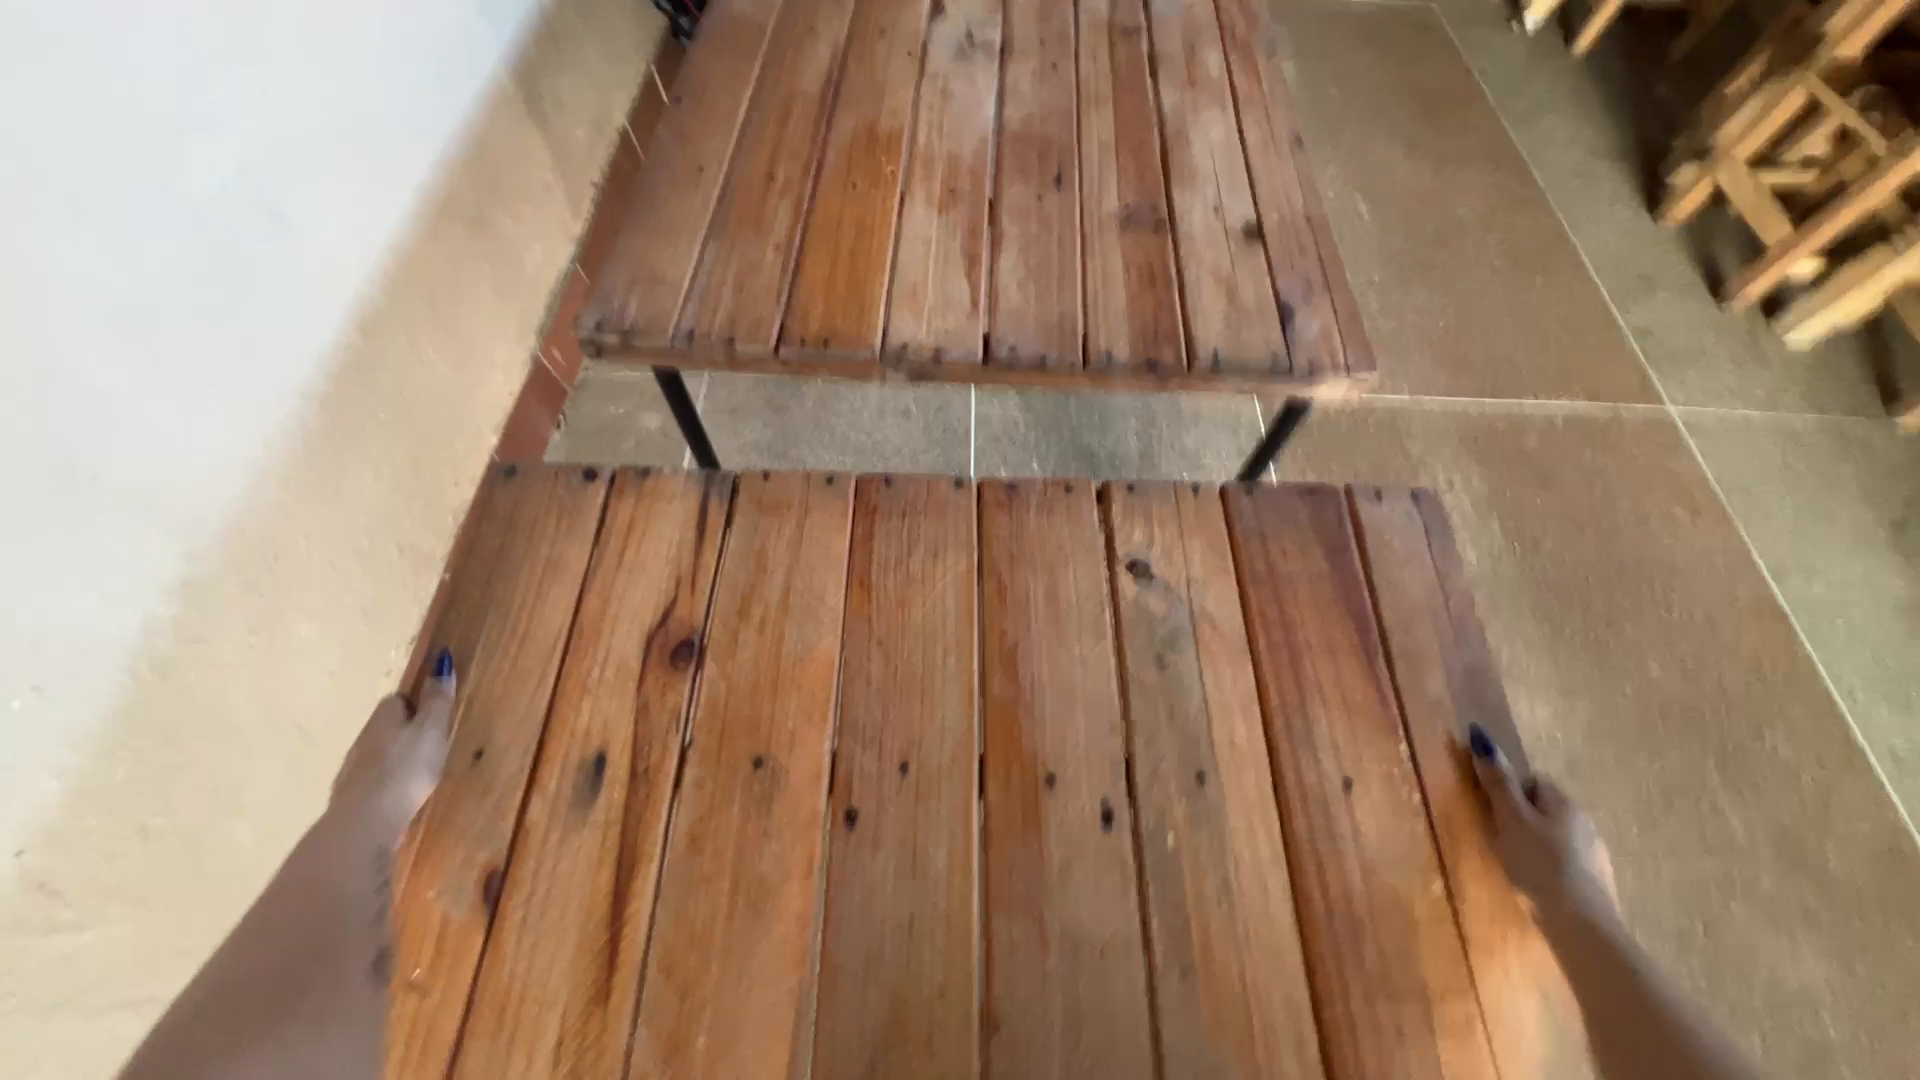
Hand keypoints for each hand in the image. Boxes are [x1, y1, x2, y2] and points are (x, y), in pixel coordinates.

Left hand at [331, 648, 455, 841]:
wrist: (366, 820)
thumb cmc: (406, 768)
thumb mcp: (432, 729)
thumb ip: (437, 699)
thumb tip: (441, 661)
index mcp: (384, 718)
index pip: (397, 700)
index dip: (416, 703)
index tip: (435, 715)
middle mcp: (363, 738)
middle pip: (386, 726)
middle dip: (406, 731)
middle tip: (432, 743)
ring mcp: (353, 769)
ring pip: (379, 754)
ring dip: (396, 757)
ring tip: (420, 771)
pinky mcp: (353, 796)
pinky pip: (373, 780)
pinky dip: (387, 781)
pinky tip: (401, 794)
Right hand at [1468, 723, 1616, 919]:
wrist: (1581, 926)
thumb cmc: (1540, 865)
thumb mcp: (1511, 820)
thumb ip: (1498, 782)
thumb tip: (1483, 739)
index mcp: (1564, 804)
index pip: (1533, 781)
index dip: (1509, 791)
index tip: (1492, 811)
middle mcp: (1585, 823)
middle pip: (1545, 808)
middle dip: (1522, 817)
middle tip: (1499, 838)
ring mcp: (1594, 854)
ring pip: (1556, 836)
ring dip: (1535, 842)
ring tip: (1516, 864)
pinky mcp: (1596, 882)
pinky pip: (1565, 861)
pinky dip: (1549, 865)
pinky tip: (1538, 883)